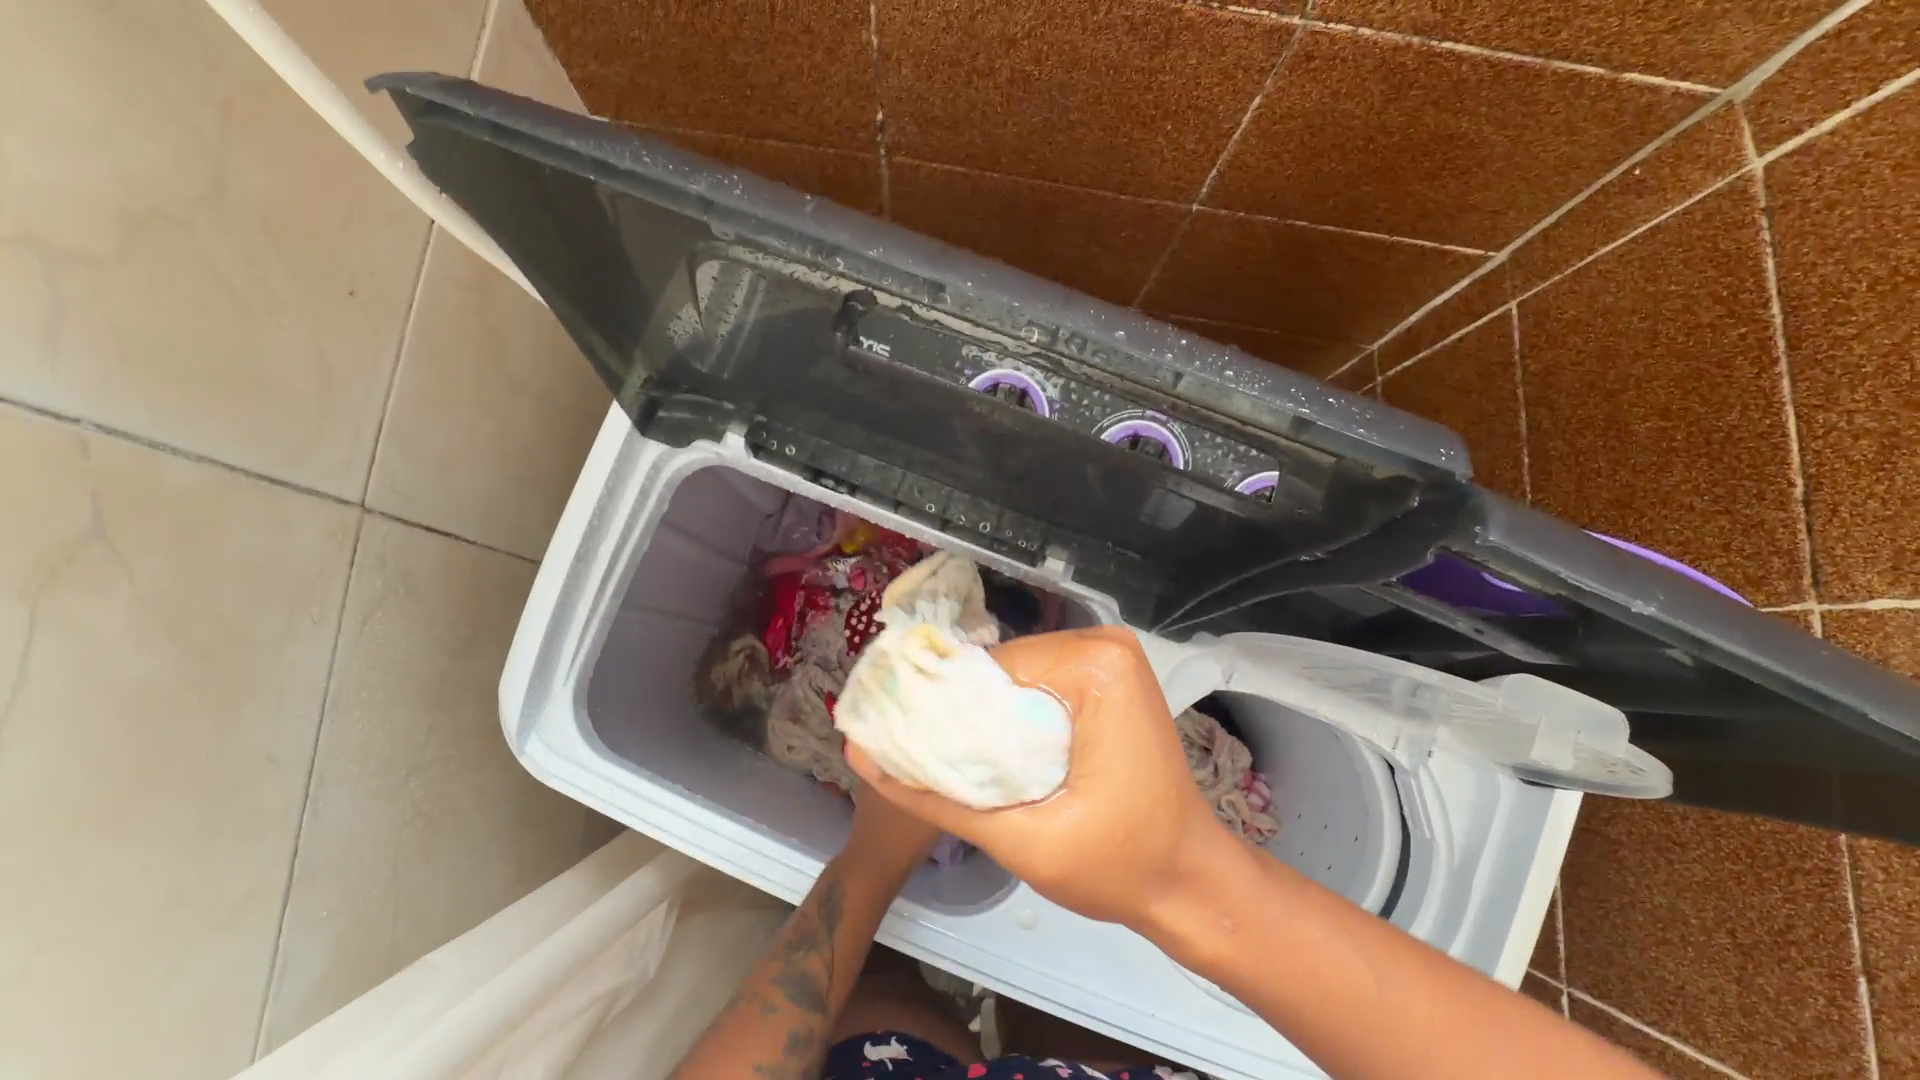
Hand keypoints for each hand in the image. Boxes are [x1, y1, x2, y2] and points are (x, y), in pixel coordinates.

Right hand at [846, 626, 1227, 928]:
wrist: (1189, 881)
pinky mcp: (1110, 679)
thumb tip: (860, 755)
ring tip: (959, 766)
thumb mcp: (1020, 839)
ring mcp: (1111, 659)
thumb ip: (936, 795)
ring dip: (988, 720)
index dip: (944, 710)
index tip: (907, 749)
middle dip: (965, 716)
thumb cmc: (1120, 865)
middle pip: (1001, 670)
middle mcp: (1105, 644)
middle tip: (929, 764)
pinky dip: (1016, 720)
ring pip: (1015, 679)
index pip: (988, 670)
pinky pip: (1040, 687)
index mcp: (1095, 666)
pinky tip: (998, 758)